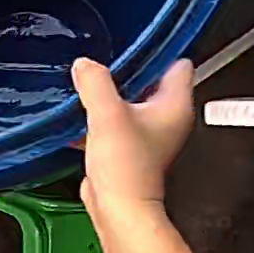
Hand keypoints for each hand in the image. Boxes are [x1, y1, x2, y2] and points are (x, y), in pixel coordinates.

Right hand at [71, 57, 194, 214]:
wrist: (118, 208)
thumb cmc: (125, 165)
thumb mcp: (107, 114)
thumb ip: (95, 83)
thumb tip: (84, 64)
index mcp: (175, 105)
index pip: (176, 64)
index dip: (155, 52)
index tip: (128, 44)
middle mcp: (166, 118)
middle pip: (149, 81)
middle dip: (124, 72)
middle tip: (99, 62)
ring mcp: (147, 134)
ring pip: (128, 102)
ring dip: (108, 96)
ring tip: (85, 86)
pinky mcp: (128, 149)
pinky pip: (113, 123)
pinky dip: (98, 118)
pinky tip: (77, 115)